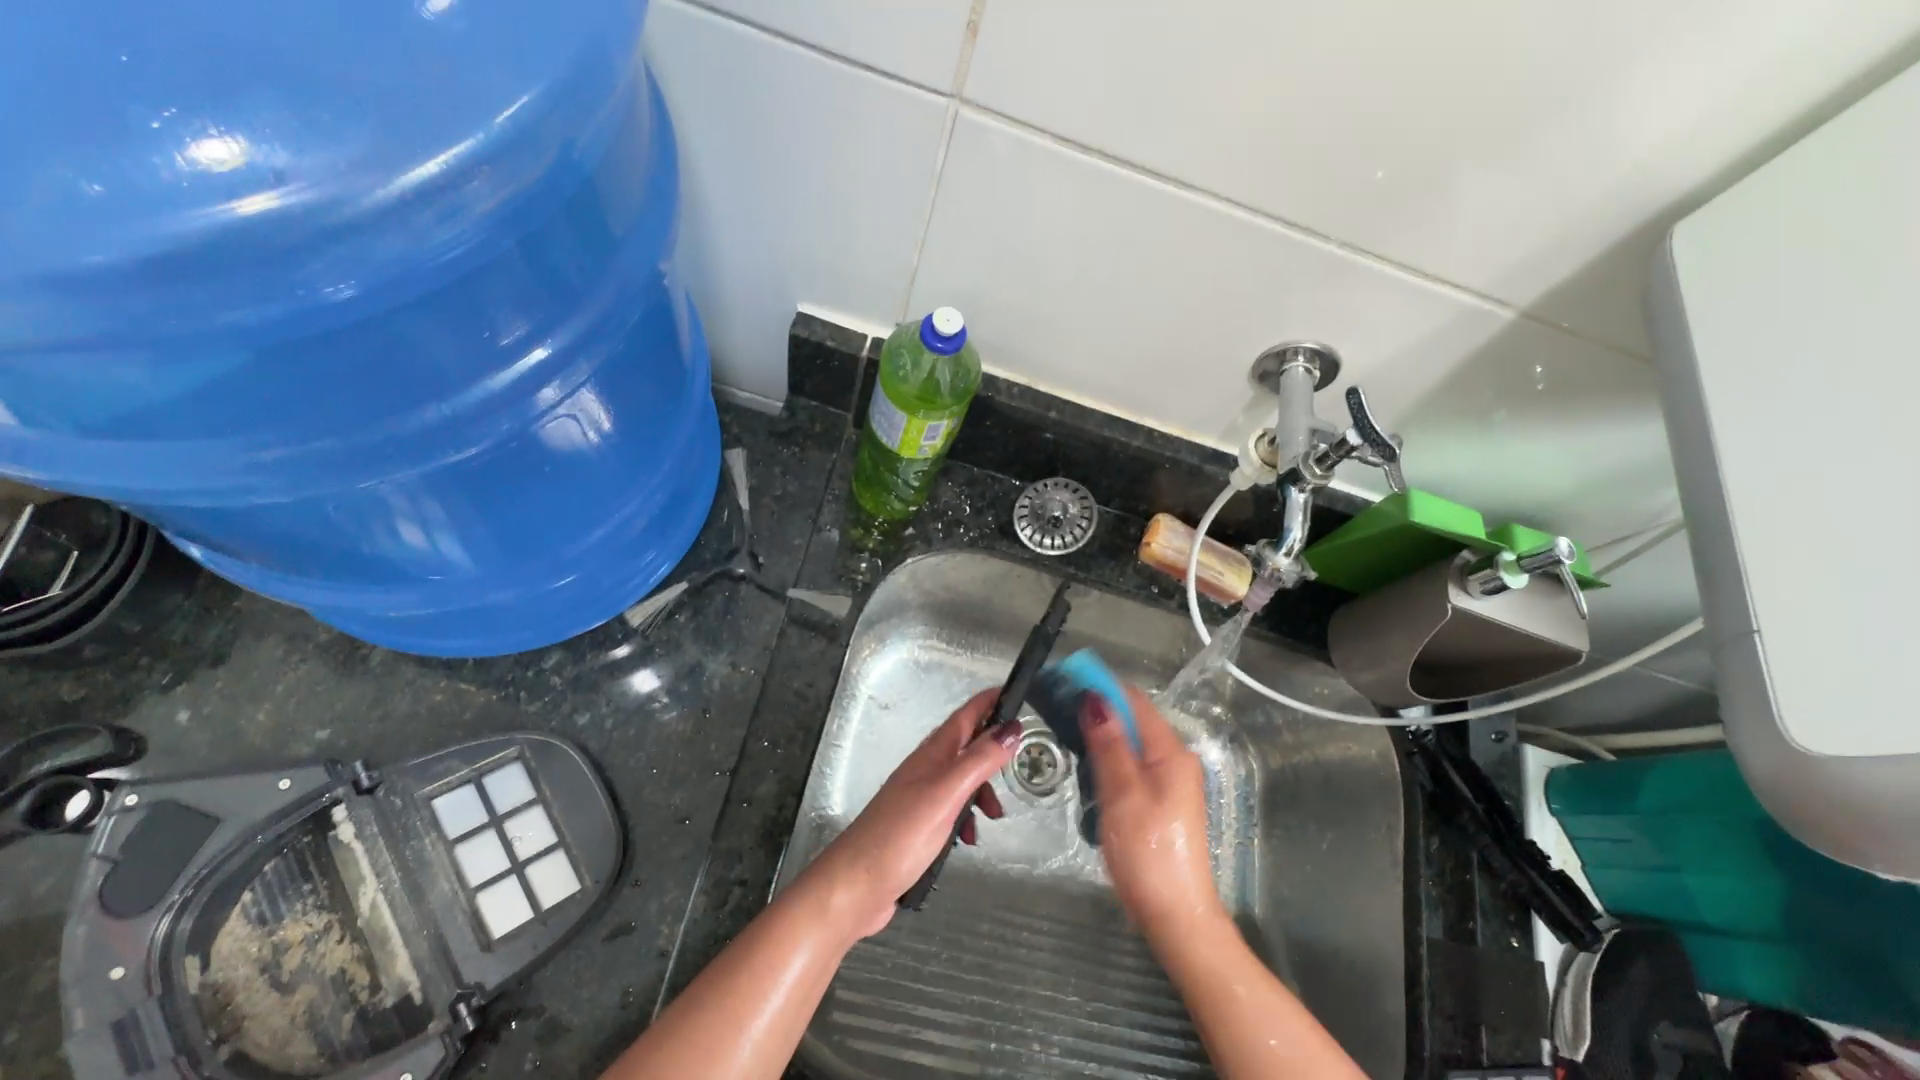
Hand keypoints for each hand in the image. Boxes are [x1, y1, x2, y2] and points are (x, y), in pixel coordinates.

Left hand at [802, 688, 1020, 939]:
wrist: (857, 886)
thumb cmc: (900, 836)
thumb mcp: (947, 794)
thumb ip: (979, 761)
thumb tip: (1011, 728)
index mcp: (931, 755)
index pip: (965, 716)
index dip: (989, 702)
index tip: (1016, 693)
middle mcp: (925, 770)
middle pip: (967, 748)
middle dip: (994, 757)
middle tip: (1015, 771)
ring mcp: (919, 799)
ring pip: (962, 782)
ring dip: (982, 794)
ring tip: (992, 818)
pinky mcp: (918, 827)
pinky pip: (952, 812)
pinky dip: (966, 820)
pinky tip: (967, 840)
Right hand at [1079, 685, 1227, 938]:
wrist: (1174, 915)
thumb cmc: (1147, 854)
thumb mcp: (1122, 794)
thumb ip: (1109, 744)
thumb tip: (1095, 698)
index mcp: (1170, 753)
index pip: (1134, 701)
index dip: (1100, 687)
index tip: (1063, 682)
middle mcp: (1174, 761)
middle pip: (1133, 721)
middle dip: (1097, 713)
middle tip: (1055, 715)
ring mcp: (1169, 783)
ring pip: (1129, 746)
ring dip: (1100, 741)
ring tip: (1065, 744)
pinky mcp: (1160, 804)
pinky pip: (1131, 769)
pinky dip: (1107, 765)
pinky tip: (1087, 777)